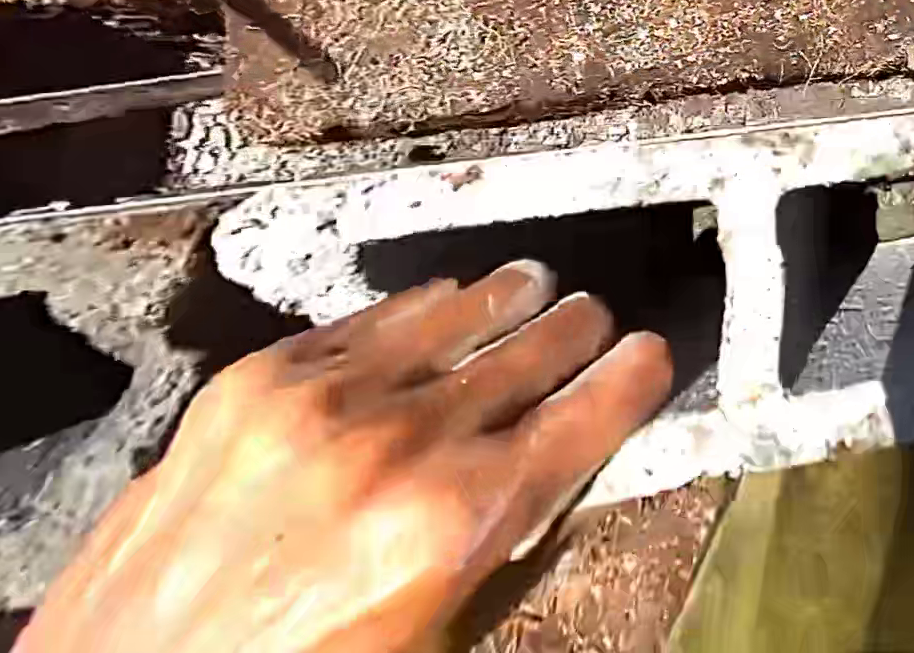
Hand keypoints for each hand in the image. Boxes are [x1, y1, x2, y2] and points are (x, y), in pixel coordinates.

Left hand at [16, 261, 671, 652]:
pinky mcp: (262, 376)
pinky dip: (436, 312)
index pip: (603, 403)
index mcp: (461, 520)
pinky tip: (445, 317)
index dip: (644, 368)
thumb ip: (532, 521)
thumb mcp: (454, 623)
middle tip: (589, 331)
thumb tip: (594, 436)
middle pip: (554, 334)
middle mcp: (405, 445)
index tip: (651, 355)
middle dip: (585, 331)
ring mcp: (326, 399)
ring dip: (520, 300)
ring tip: (533, 293)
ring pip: (481, 298)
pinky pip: (395, 308)